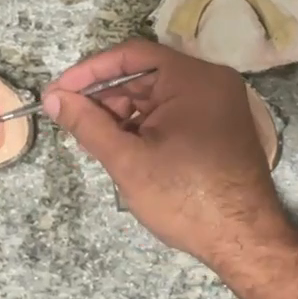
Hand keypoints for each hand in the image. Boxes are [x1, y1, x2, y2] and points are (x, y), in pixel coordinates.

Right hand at [44, 39, 289, 262]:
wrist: (244, 242)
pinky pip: (171, 114)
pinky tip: (119, 148)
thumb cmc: (186, 197)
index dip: (88, 71)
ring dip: (120, 115)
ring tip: (90, 140)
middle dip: (103, 98)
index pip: (131, 56)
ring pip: (155, 98)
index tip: (57, 91)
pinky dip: (142, 127)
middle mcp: (210, 83)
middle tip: (69, 120)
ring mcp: (217, 106)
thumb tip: (53, 98)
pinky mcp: (217, 128)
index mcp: (193, 79)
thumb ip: (87, 123)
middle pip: (143, 76)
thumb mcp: (127, 160)